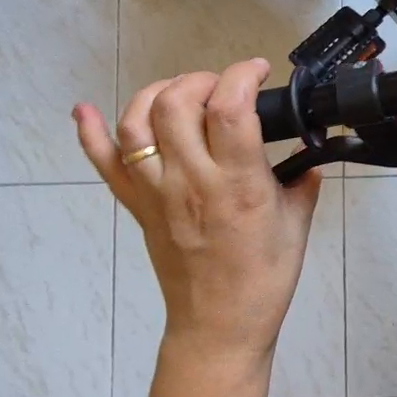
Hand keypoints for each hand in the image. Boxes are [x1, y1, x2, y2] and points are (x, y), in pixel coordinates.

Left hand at [74, 59, 320, 362]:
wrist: (219, 326)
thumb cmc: (265, 279)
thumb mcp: (298, 224)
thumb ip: (303, 182)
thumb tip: (311, 157)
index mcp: (238, 185)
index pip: (230, 108)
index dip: (243, 75)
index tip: (259, 70)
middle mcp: (191, 181)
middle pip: (176, 103)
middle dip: (201, 79)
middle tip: (224, 88)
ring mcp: (156, 193)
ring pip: (136, 122)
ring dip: (157, 93)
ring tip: (183, 94)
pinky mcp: (136, 207)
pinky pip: (104, 164)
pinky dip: (89, 132)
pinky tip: (85, 110)